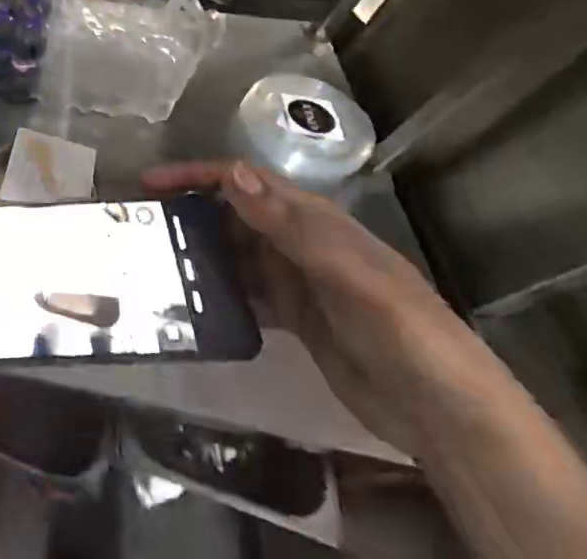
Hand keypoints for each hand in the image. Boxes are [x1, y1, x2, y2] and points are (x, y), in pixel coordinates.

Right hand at [142, 160, 515, 453]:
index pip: (243, 182)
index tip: (149, 184)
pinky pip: (244, 294)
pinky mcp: (293, 317)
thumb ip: (289, 226)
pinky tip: (189, 303)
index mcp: (311, 219)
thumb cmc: (402, 329)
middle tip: (141, 227)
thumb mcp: (347, 274)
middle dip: (188, 213)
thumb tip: (232, 174)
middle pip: (232, 215)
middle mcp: (297, 242)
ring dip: (198, 253)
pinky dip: (216, 293)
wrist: (444, 411)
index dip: (196, 175)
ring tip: (153, 262)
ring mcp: (294, 281)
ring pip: (234, 254)